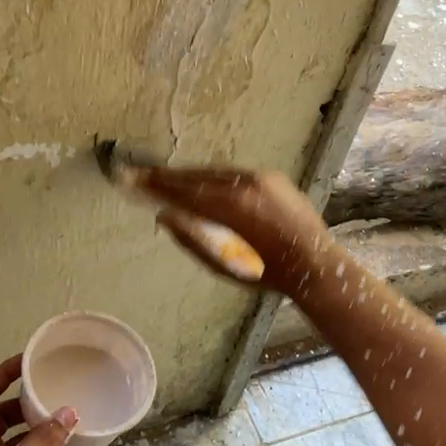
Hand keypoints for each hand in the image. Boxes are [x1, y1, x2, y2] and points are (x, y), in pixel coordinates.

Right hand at [138, 165, 338, 296]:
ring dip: (188, 177)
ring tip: (165, 178)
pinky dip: (211, 178)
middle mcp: (243, 185)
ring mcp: (259, 177)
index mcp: (229, 207)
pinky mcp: (270, 177)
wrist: (315, 264)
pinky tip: (199, 183)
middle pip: (194, 177)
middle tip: (139, 174)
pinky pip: (231, 174)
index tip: (130, 179)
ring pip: (212, 173)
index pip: (181, 191)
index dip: (153, 185)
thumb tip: (164, 217)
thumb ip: (192, 239)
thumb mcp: (223, 264)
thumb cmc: (267, 273)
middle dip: (166, 177)